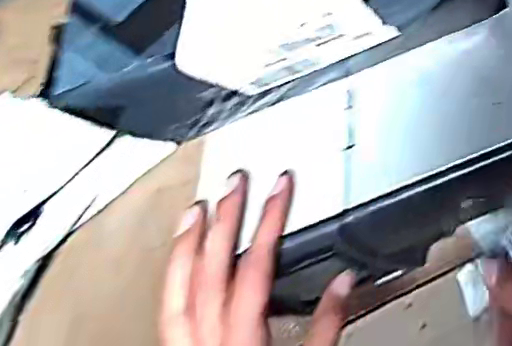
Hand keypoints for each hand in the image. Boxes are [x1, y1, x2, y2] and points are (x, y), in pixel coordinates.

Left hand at [161, 172, 352, 345]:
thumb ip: (325, 327)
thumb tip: (344, 279)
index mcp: (242, 345)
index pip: (255, 269)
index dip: (269, 221)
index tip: (282, 184)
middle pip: (209, 276)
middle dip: (224, 222)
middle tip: (237, 181)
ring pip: (175, 297)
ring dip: (186, 249)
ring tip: (195, 211)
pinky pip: (167, 316)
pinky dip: (172, 281)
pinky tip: (180, 262)